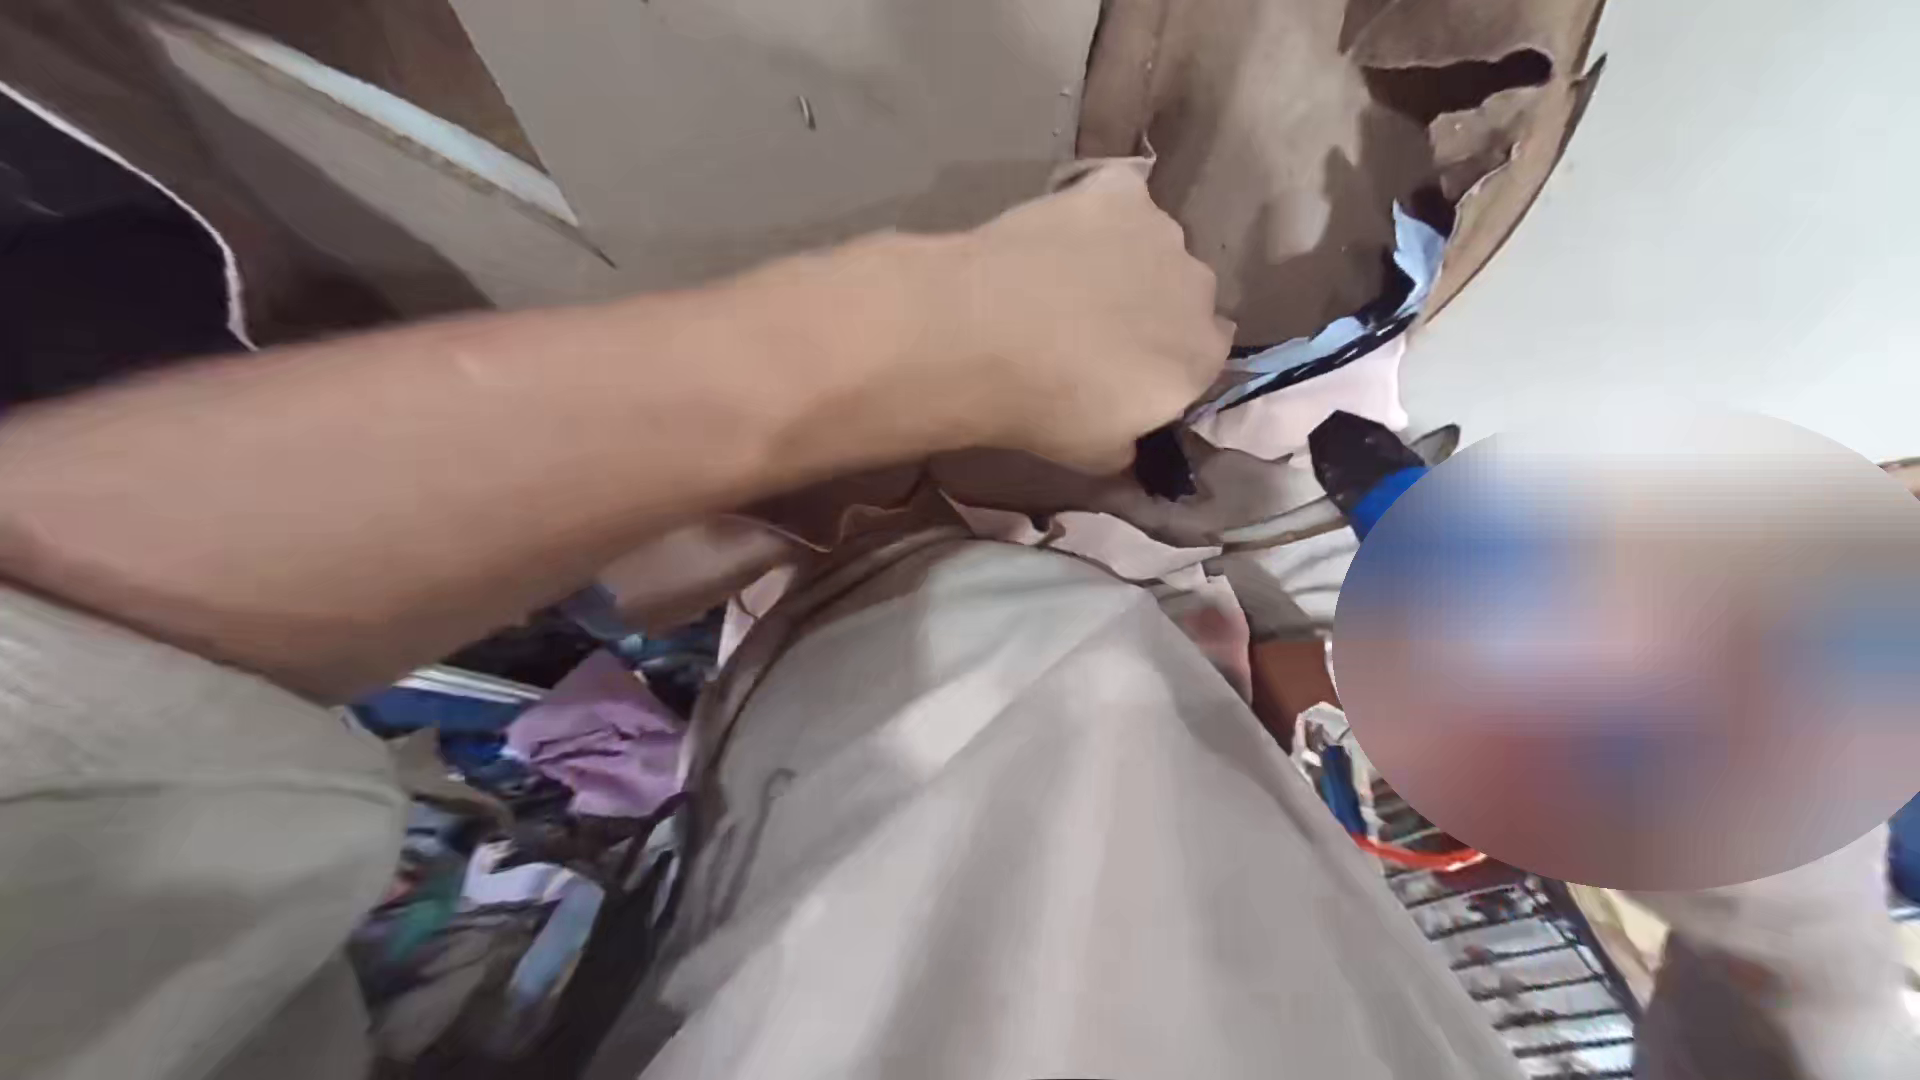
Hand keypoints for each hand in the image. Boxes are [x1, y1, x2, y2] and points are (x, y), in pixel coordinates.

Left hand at [926, 165, 1232, 471]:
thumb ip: (1127, 448)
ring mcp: (1160, 234)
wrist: (985, 337)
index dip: (1167, 363)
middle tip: (1091, 329)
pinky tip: (1056, 240)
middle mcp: (1197, 291)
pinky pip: (1118, 202)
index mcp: (1200, 358)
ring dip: (1125, 264)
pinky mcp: (1117, 191)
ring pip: (1154, 249)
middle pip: (1184, 299)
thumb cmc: (1046, 408)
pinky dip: (1095, 218)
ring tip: (1063, 284)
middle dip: (1151, 311)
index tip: (1130, 370)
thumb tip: (1128, 444)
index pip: (1205, 356)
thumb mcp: (1095, 456)